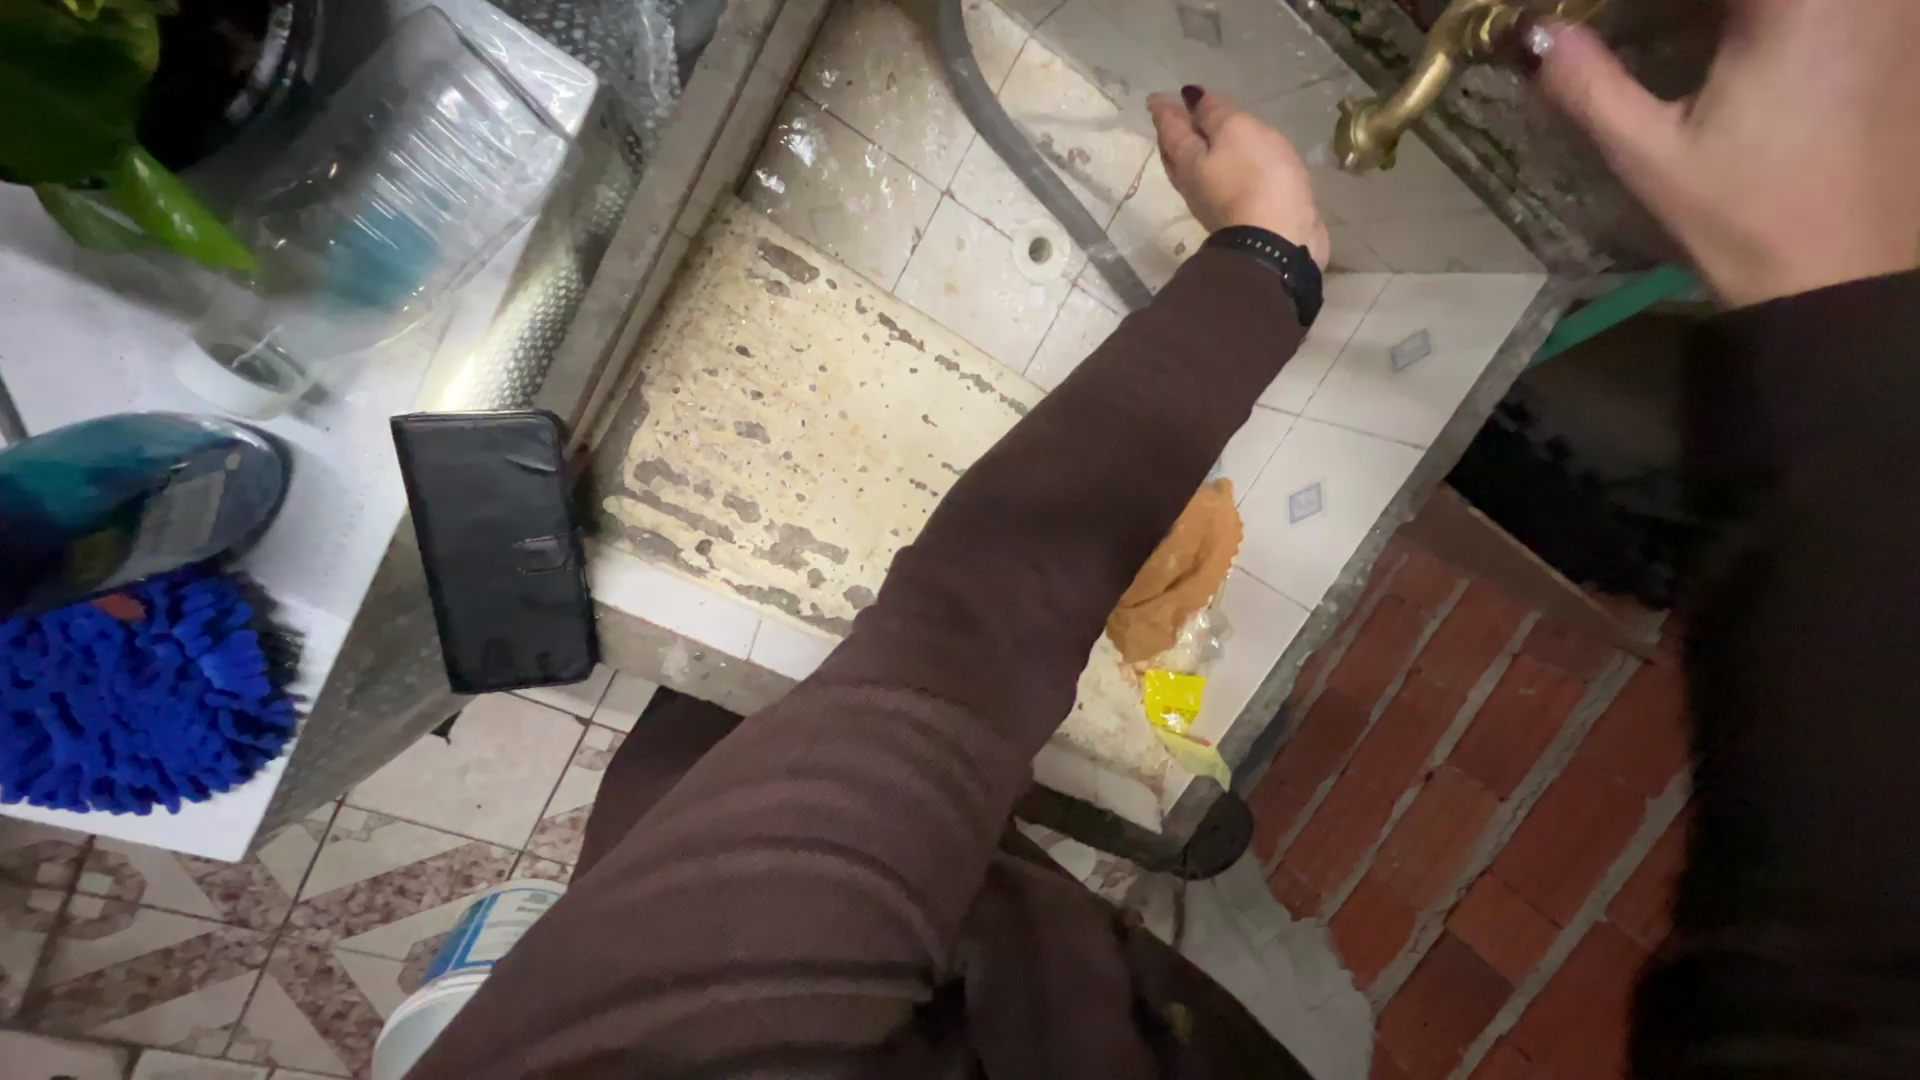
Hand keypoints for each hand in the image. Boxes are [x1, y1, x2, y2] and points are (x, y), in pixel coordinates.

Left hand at [1147, 86, 1328, 268]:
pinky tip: (1224, 167)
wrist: (1276, 243)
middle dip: (1172, 135)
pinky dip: (1214, 171)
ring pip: (1193, 173)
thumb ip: (1214, 114)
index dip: (1165, 112)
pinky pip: (1217, 186)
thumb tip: (1189, 97)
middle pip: (1176, 156)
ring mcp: (1213, 205)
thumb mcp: (1236, 132)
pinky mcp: (1236, 219)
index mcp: (1189, 162)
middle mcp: (1193, 186)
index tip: (1155, 98)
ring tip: (1193, 138)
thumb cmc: (1255, 179)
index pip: (1172, 131)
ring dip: (1190, 155)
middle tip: (1168, 118)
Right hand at [1528, 3, 1919, 307]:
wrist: (1841, 265)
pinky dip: (1755, 21)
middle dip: (1670, 8)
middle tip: (1622, 27)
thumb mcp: (1647, 153)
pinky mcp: (1902, 28)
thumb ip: (1588, 84)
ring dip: (1710, 15)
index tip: (1582, 18)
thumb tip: (1532, 36)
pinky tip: (1725, 46)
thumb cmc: (1739, 214)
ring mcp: (1895, 7)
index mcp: (1797, 3)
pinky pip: (1820, 4)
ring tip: (1658, 34)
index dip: (1630, 2)